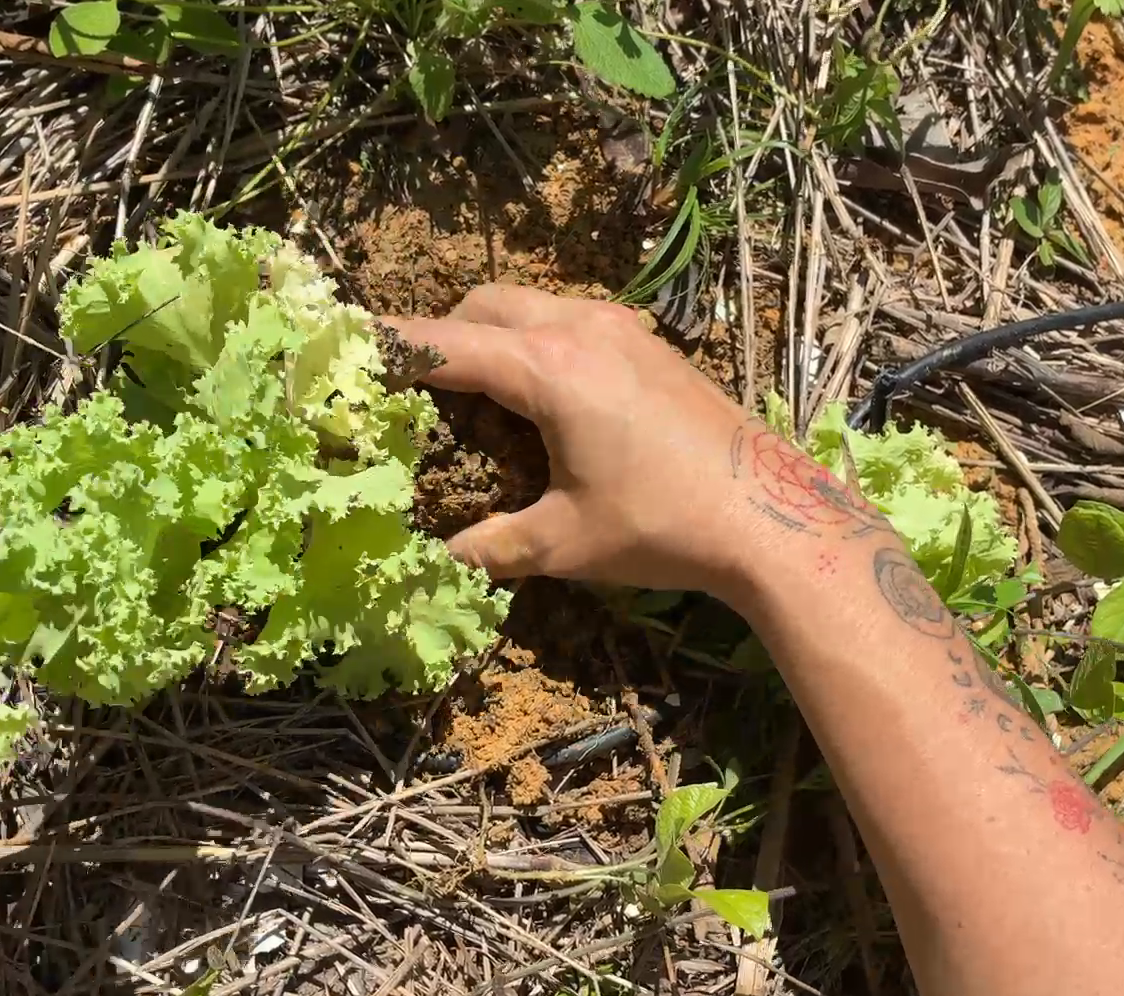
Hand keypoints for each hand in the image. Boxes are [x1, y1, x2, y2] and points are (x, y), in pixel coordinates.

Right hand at [385, 284, 757, 598]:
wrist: (774, 517)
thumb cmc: (663, 526)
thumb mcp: (564, 543)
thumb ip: (490, 548)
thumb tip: (442, 564)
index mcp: (550, 368)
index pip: (445, 342)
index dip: (390, 345)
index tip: (349, 345)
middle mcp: (582, 327)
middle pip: (485, 303)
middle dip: (443, 335)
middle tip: (427, 392)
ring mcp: (625, 328)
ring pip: (532, 303)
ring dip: (495, 333)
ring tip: (488, 395)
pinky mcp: (652, 344)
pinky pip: (573, 319)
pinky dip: (540, 340)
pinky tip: (554, 398)